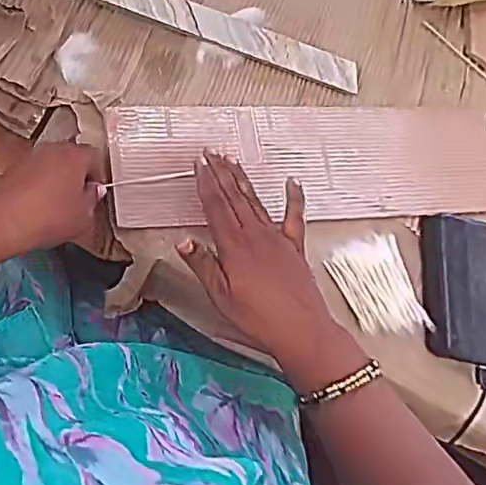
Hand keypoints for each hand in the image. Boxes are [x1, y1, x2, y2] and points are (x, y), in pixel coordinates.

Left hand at [0, 141, 101, 251]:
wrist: (1, 220)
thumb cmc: (50, 216)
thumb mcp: (82, 216)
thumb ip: (92, 200)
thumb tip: (93, 190)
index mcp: (76, 155)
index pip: (96, 157)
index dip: (99, 175)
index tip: (97, 194)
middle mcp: (53, 148)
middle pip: (72, 156)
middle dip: (78, 174)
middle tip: (79, 198)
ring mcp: (30, 156)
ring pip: (52, 163)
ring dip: (57, 178)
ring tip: (58, 204)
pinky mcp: (12, 168)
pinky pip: (34, 172)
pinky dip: (39, 184)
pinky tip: (38, 205)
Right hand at [178, 152, 339, 366]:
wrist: (303, 331)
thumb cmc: (258, 318)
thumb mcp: (220, 295)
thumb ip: (202, 264)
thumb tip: (183, 240)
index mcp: (234, 245)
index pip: (215, 205)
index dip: (205, 182)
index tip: (198, 163)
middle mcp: (255, 235)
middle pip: (233, 196)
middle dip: (219, 172)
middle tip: (210, 153)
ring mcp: (277, 239)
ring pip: (255, 201)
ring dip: (241, 179)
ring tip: (231, 161)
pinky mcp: (294, 248)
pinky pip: (294, 216)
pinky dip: (293, 197)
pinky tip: (291, 182)